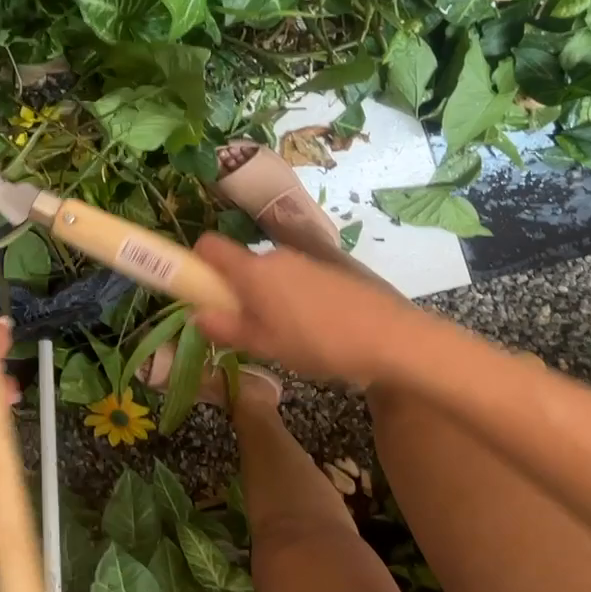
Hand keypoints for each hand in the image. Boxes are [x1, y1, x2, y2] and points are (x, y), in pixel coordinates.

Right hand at [190, 234, 427, 385]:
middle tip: (246, 329)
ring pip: (269, 274)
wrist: (394, 338)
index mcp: (252, 271)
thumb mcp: (264, 345)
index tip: (200, 292)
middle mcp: (275, 256)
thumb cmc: (320, 342)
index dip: (196, 263)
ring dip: (265, 298)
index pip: (208, 246)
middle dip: (235, 292)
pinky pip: (295, 279)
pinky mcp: (329, 270)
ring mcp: (304, 261)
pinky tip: (313, 332)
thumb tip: (196, 315)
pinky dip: (292, 299)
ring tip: (285, 338)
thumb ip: (226, 328)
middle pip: (239, 264)